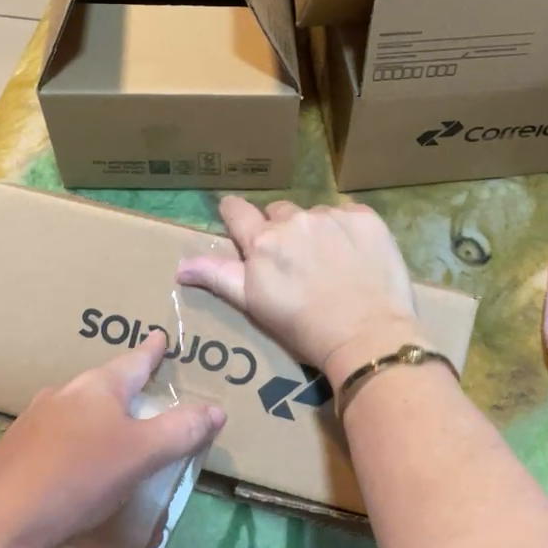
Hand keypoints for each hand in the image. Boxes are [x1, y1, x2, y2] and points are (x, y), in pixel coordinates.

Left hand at [0, 332, 224, 547]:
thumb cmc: (79, 477)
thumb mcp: (142, 454)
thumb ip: (181, 430)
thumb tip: (217, 409)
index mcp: (97, 387)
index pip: (133, 361)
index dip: (151, 351)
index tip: (159, 336)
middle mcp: (64, 394)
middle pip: (104, 384)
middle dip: (126, 386)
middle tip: (147, 390)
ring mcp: (34, 422)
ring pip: (78, 411)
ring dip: (99, 417)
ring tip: (117, 431)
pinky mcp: (17, 453)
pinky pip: (59, 438)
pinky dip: (78, 444)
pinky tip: (80, 467)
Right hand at [176, 197, 425, 380]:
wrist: (367, 337)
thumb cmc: (304, 330)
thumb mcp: (255, 306)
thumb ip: (218, 277)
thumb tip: (180, 266)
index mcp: (262, 242)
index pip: (236, 211)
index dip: (235, 214)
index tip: (240, 222)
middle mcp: (294, 220)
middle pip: (278, 211)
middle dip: (281, 229)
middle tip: (294, 260)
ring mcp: (332, 216)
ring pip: (314, 213)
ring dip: (316, 230)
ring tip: (329, 262)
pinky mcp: (365, 219)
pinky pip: (348, 213)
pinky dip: (347, 229)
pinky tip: (355, 255)